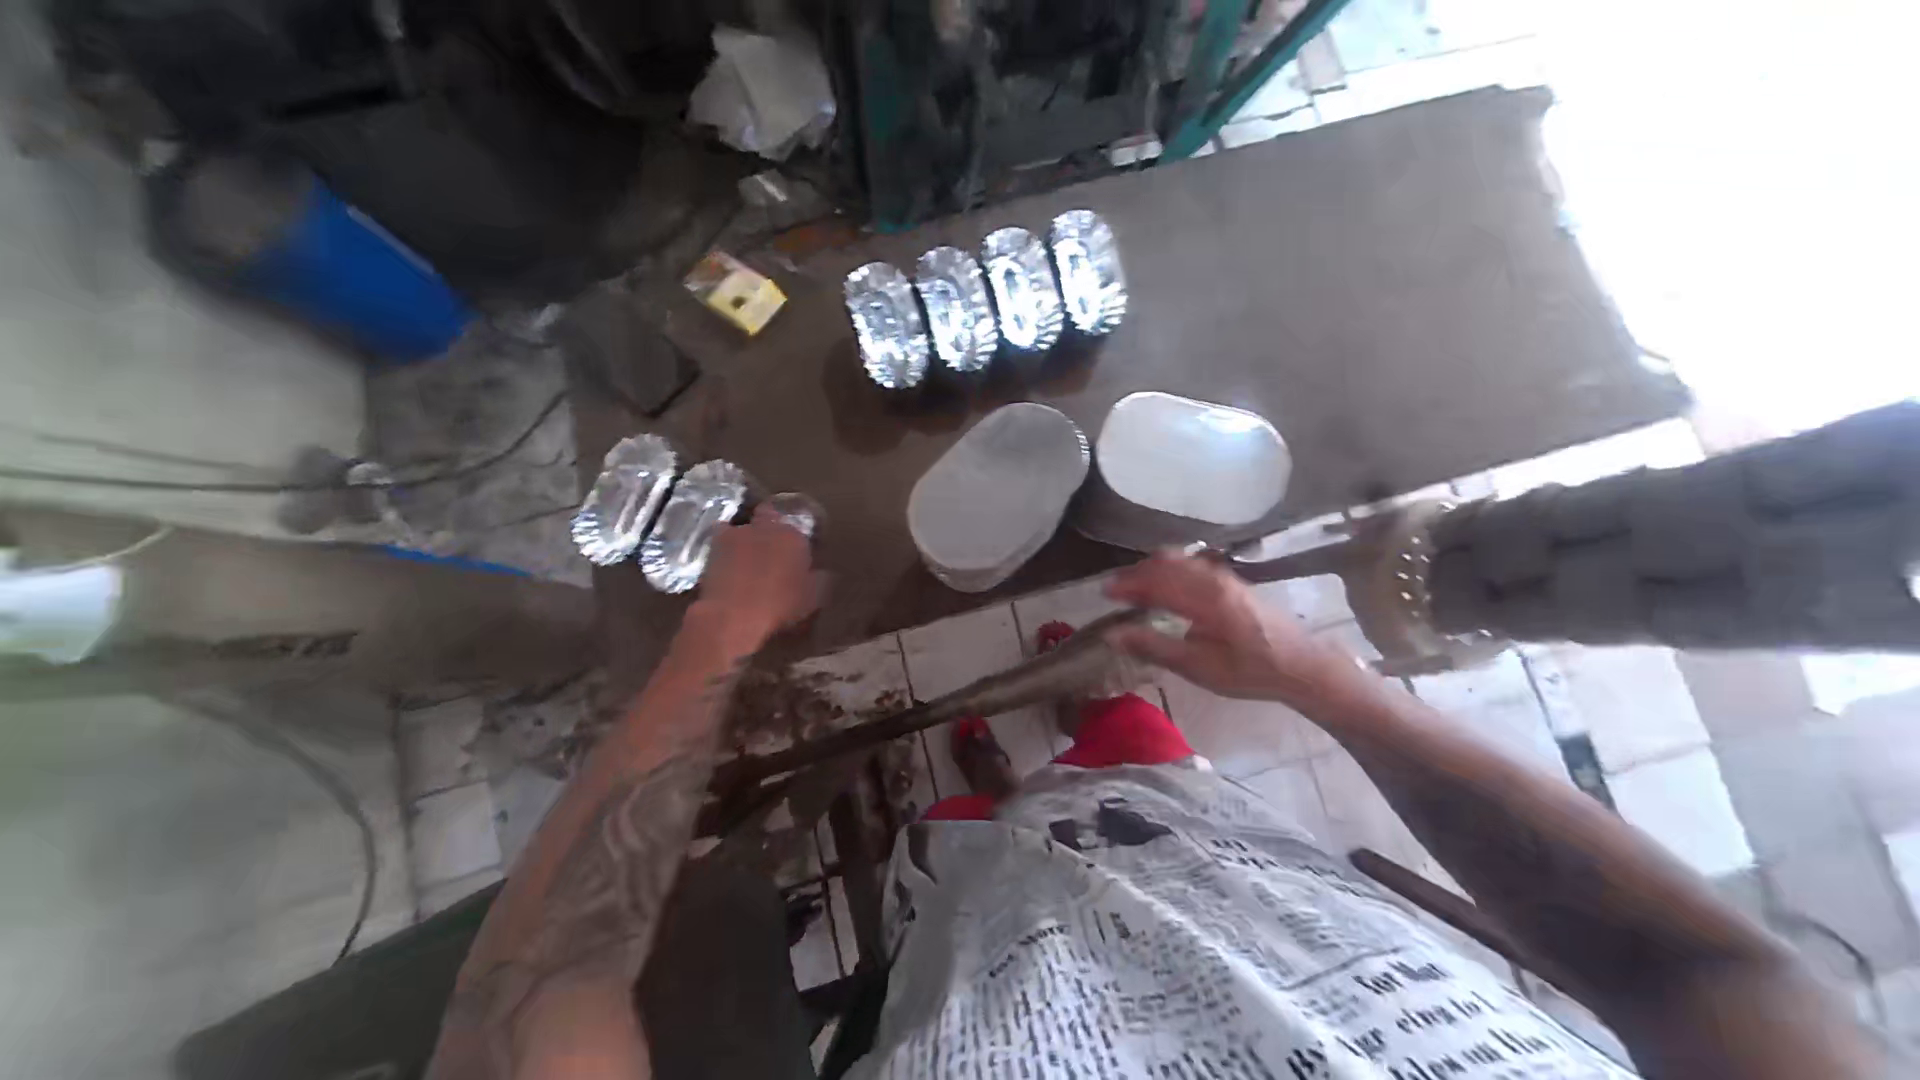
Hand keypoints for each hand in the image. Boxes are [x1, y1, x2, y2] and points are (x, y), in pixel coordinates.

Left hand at [693, 506, 824, 645]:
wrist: (732, 616)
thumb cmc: (779, 607)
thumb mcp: (812, 599)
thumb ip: (820, 580)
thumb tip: (823, 572)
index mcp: (795, 536)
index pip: (799, 530)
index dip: (796, 543)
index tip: (796, 557)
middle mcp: (767, 527)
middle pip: (770, 518)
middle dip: (770, 530)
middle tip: (771, 551)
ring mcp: (737, 533)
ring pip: (745, 528)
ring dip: (747, 539)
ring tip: (746, 560)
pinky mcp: (713, 545)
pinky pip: (722, 540)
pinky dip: (724, 547)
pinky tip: (726, 563)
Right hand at [1104, 550, 1370, 708]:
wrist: (1303, 666)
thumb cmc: (1250, 671)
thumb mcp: (1199, 668)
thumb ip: (1154, 648)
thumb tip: (1112, 635)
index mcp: (1204, 599)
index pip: (1155, 581)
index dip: (1126, 584)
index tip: (1104, 592)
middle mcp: (1213, 579)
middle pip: (1166, 563)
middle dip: (1136, 573)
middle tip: (1115, 589)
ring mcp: (1225, 577)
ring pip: (1181, 560)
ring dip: (1153, 569)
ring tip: (1136, 586)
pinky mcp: (1233, 582)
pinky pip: (1193, 564)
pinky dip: (1171, 569)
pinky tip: (1167, 585)